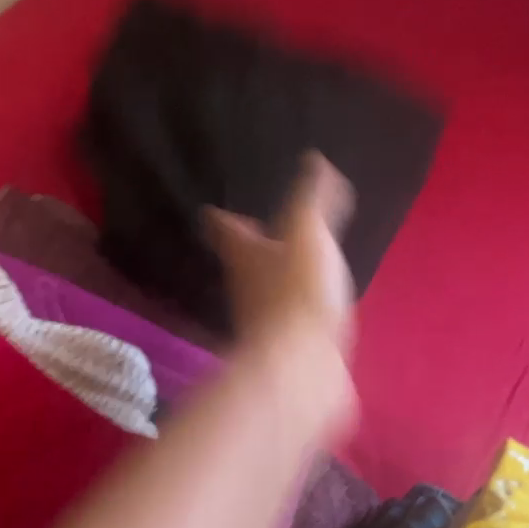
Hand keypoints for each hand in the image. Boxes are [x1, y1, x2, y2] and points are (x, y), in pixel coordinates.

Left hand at [205, 152, 357, 430]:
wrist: (301, 366)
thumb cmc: (297, 292)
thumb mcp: (307, 233)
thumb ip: (313, 199)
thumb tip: (315, 161)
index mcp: (245, 255)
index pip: (226, 229)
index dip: (222, 219)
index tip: (212, 211)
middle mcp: (247, 286)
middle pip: (243, 262)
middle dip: (250, 249)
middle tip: (259, 233)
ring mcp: (265, 318)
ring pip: (265, 290)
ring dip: (275, 278)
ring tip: (291, 266)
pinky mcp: (289, 343)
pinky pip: (293, 316)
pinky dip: (300, 307)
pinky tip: (316, 307)